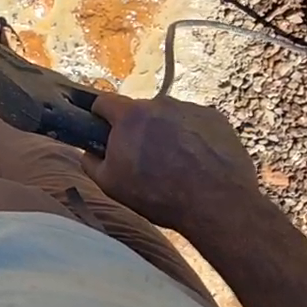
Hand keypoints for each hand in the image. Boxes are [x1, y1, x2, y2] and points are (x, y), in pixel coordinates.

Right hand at [81, 94, 265, 237]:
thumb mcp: (110, 185)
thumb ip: (91, 162)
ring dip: (165, 131)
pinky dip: (192, 136)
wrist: (218, 205)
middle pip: (139, 110)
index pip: (104, 101)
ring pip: (168, 116)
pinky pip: (194, 123)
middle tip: (144, 157)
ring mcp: (191, 109)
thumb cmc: (158, 195)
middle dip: (137, 128)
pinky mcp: (217, 119)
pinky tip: (197, 161)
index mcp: (130, 115)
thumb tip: (88, 151)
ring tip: (175, 162)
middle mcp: (160, 103)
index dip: (100, 116)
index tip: (104, 132)